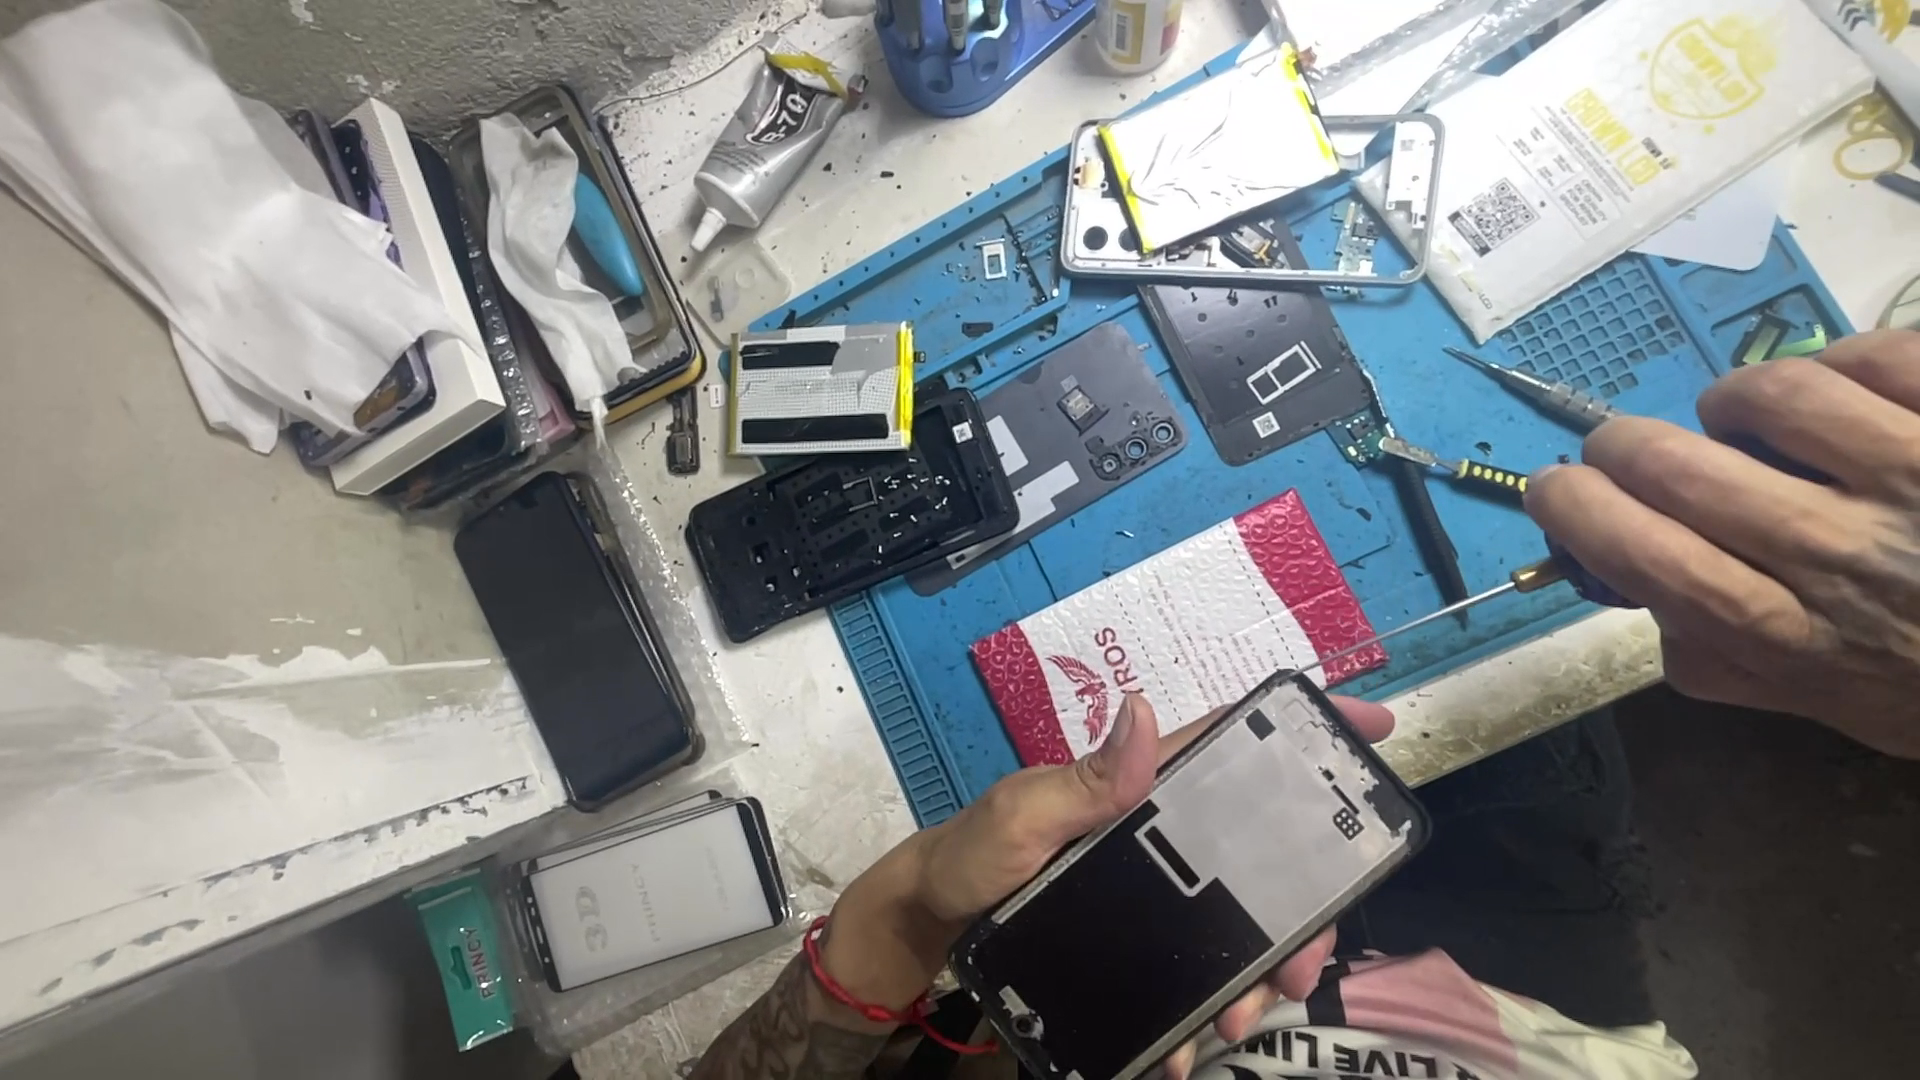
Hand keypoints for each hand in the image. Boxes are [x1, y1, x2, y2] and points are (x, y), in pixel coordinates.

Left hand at [819, 691, 1394, 1060]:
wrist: (943, 922)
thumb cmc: (978, 853)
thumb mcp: (1025, 813)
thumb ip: (1085, 777)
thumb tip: (1144, 709)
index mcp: (1138, 782)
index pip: (1226, 740)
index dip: (1299, 726)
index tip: (1373, 724)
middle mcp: (1159, 825)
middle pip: (1257, 843)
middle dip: (1299, 896)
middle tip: (1303, 956)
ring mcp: (1153, 880)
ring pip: (1237, 909)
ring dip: (1260, 961)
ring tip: (1241, 1012)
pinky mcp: (1139, 928)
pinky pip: (1196, 957)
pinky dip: (1212, 995)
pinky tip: (1199, 1037)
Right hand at [1524, 329, 1919, 758]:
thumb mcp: (1823, 705)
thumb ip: (1711, 656)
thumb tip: (1633, 589)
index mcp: (1777, 630)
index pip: (1622, 543)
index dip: (1563, 499)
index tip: (1558, 487)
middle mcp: (1835, 554)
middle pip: (1663, 460)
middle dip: (1617, 444)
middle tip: (1631, 450)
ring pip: (1767, 393)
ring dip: (1730, 401)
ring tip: (1750, 418)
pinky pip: (1880, 355)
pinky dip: (1840, 364)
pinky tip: (1847, 393)